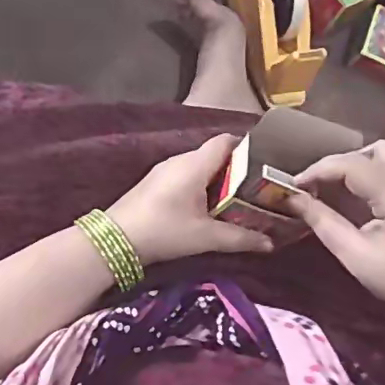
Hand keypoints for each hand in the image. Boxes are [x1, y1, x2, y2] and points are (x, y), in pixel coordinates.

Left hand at [107, 134, 275, 263]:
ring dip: (216, 181)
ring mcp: (163, 171)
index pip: (226, 140)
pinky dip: (199, 187)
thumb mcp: (205, 237)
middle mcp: (179, 160)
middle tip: (255, 189)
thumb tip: (270, 244)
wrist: (114, 240)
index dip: (247, 148)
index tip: (264, 165)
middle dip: (236, 170)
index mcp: (195, 164)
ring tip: (235, 201)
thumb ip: (240, 238)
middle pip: (214, 155)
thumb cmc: (164, 231)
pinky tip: (205, 209)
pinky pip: (184, 177)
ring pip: (198, 167)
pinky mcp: (153, 184)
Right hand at [287, 142, 384, 320]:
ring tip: (332, 186)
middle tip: (312, 186)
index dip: (319, 170)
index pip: (352, 164)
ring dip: (354, 163)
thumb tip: (294, 200)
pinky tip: (353, 192)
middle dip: (336, 164)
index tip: (294, 186)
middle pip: (369, 151)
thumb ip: (324, 223)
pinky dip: (368, 170)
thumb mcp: (356, 256)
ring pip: (383, 154)